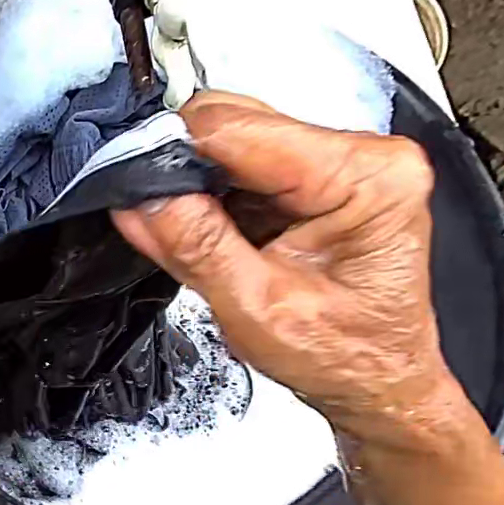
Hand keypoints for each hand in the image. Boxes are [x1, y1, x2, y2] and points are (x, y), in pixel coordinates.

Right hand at [111, 91, 462, 438]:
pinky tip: (213, 235)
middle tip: (158, 219)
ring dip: (194, 185)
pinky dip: (209, 196)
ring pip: (231, 141)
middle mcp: (360, 157)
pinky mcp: (315, 178)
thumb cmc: (340, 355)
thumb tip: (144, 197)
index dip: (173, 152)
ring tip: (193, 239)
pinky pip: (240, 165)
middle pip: (234, 124)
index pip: (239, 129)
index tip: (133, 184)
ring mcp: (338, 164)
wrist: (370, 381)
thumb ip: (196, 246)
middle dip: (182, 168)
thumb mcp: (254, 307)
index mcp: (363, 178)